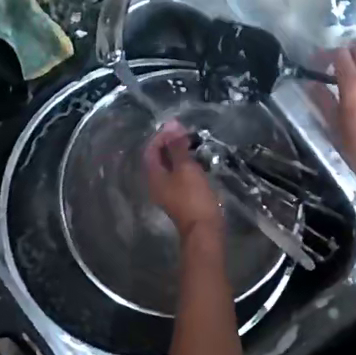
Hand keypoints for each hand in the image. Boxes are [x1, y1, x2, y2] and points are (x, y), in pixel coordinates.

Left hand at [145, 121, 222, 237]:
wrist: (204, 229)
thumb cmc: (193, 196)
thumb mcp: (185, 168)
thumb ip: (177, 147)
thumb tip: (171, 125)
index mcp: (154, 176)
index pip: (151, 150)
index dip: (161, 136)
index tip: (178, 127)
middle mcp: (156, 184)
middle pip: (159, 159)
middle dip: (170, 144)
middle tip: (187, 134)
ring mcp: (168, 193)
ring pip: (169, 168)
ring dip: (179, 155)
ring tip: (193, 145)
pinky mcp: (181, 198)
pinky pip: (178, 176)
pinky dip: (185, 166)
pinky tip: (197, 163)